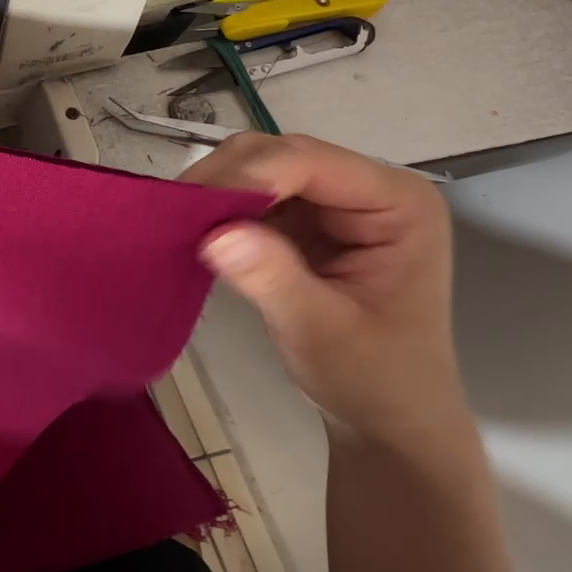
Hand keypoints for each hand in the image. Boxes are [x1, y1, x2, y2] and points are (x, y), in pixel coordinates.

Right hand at [180, 133, 466, 448]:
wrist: (387, 418)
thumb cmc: (372, 379)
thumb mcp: (321, 332)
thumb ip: (273, 278)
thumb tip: (214, 234)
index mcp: (397, 204)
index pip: (310, 162)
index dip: (248, 176)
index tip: (192, 210)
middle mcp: (368, 189)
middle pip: (279, 154)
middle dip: (225, 179)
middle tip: (174, 217)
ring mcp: (335, 203)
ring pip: (258, 167)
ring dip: (216, 192)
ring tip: (179, 226)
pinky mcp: (306, 220)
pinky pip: (251, 195)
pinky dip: (219, 208)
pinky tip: (196, 233)